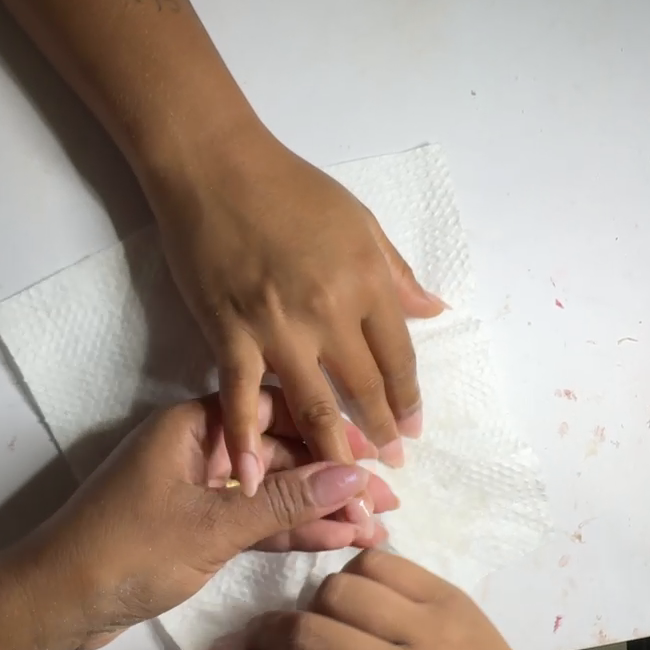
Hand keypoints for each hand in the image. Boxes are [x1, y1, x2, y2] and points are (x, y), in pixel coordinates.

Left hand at [16, 391, 398, 649]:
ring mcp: (198, 489)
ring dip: (316, 510)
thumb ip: (284, 502)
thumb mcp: (211, 525)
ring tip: (376, 529)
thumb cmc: (128, 550)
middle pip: (277, 453)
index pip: (274, 411)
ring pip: (269, 492)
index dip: (327, 432)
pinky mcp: (196, 527)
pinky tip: (334, 542)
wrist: (58, 602)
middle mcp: (199, 448)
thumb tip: (354, 476)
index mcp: (193, 425)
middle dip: (331, 480)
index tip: (377, 456)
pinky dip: (287, 533)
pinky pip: (251, 521)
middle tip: (388, 504)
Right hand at [145, 132, 445, 487]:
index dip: (408, 396)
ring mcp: (277, 329)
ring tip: (348, 481)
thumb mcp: (359, 220)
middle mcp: (329, 312)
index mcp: (366, 280)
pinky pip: (242, 398)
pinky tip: (251, 478)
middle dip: (381, 430)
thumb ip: (396, 272)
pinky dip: (245, 441)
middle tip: (393, 463)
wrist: (215, 169)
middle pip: (362, 387)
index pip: (397, 355)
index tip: (414, 425)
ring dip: (333, 447)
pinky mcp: (230, 336)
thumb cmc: (289, 188)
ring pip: (311, 404)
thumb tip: (434, 311)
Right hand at [201, 549, 564, 649]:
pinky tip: (358, 599)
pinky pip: (377, 561)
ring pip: (339, 590)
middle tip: (257, 636)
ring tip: (320, 621)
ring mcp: (438, 635)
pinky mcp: (451, 597)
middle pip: (310, 636)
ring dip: (314, 605)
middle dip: (265, 633)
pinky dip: (353, 577)